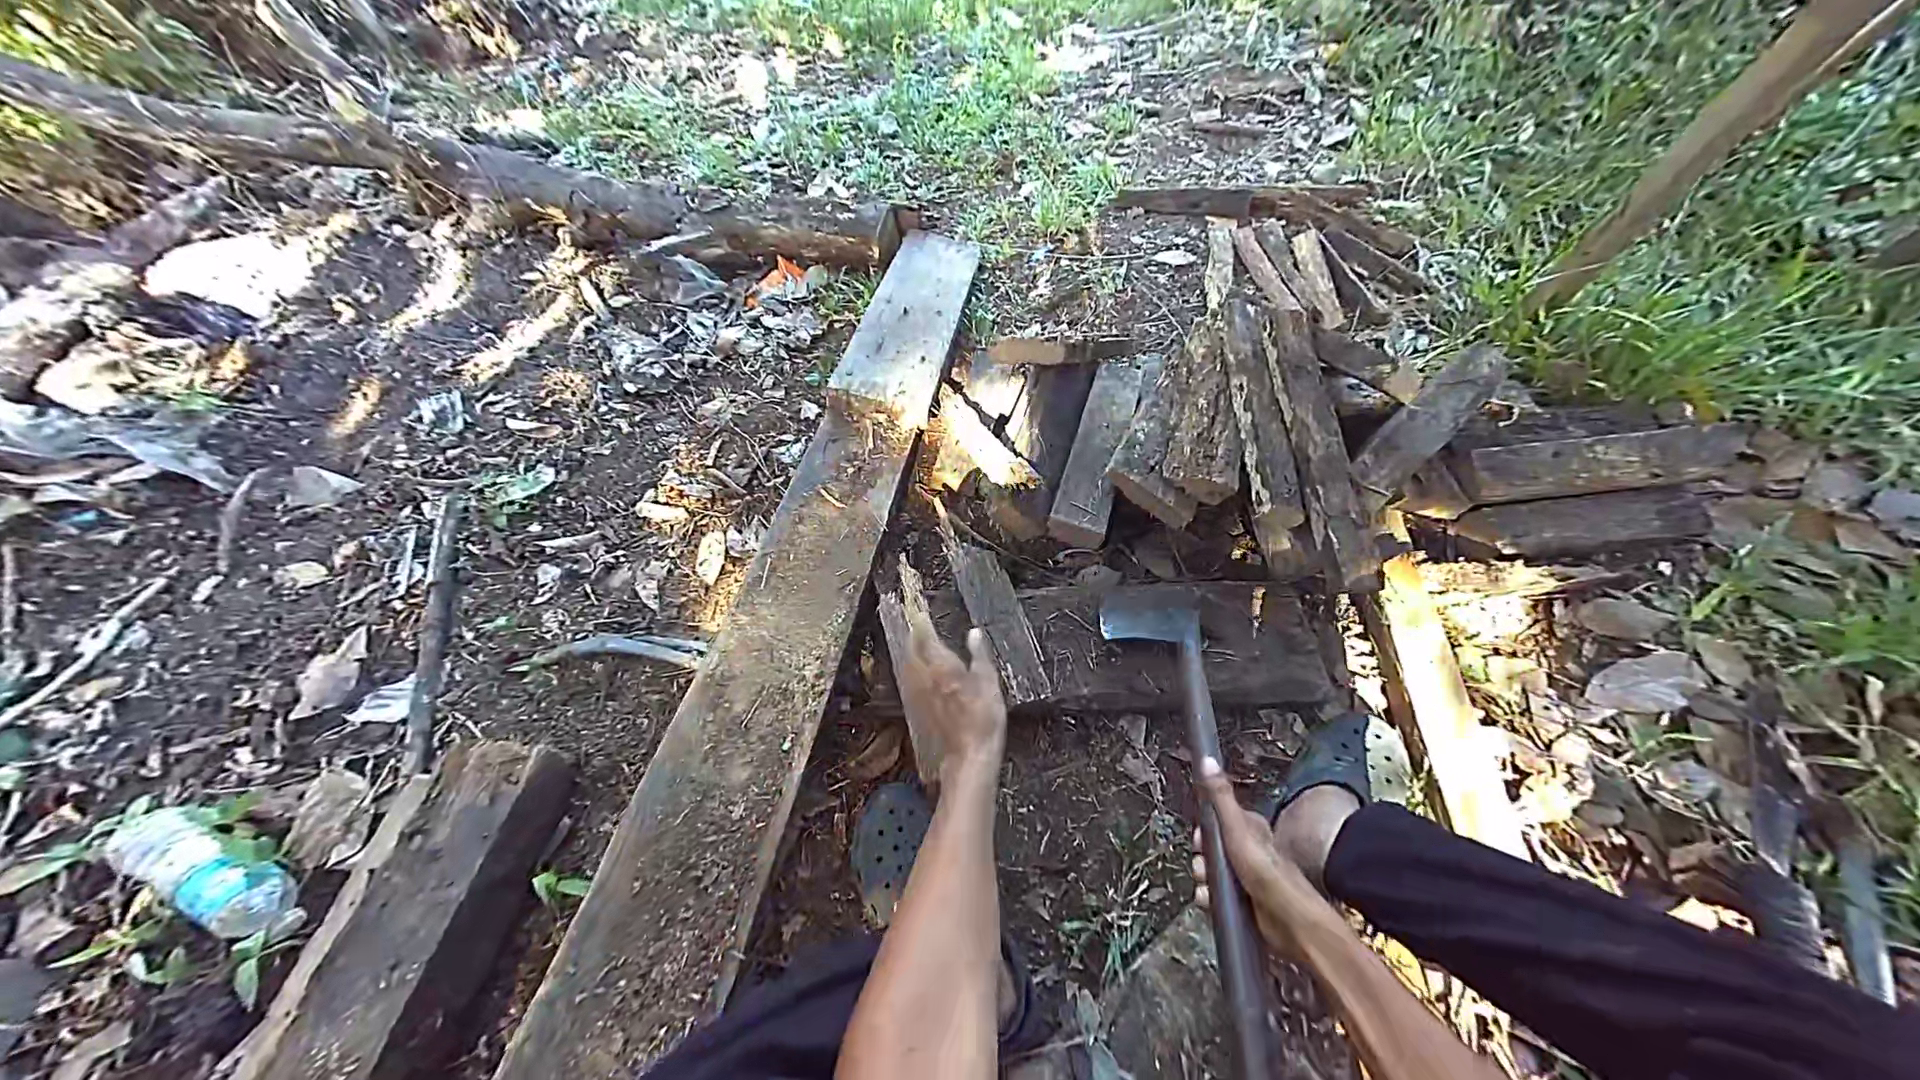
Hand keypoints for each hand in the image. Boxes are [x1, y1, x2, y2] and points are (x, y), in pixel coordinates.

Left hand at [897, 606, 1006, 781]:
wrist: (968, 757)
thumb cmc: (982, 719)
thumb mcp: (989, 682)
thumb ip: (979, 655)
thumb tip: (975, 634)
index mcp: (941, 666)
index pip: (924, 636)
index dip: (920, 621)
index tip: (919, 611)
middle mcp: (924, 677)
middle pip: (912, 650)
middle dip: (914, 636)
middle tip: (917, 624)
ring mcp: (917, 694)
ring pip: (908, 665)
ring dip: (911, 652)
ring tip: (917, 643)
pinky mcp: (917, 709)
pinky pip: (910, 681)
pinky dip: (913, 670)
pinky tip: (920, 672)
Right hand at [1191, 756, 1334, 957]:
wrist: (1288, 920)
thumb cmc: (1266, 871)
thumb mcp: (1237, 827)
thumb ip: (1220, 796)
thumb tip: (1207, 760)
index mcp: (1249, 828)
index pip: (1217, 819)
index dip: (1204, 829)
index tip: (1200, 838)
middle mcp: (1247, 850)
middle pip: (1210, 847)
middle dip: (1201, 857)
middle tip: (1204, 864)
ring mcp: (1245, 876)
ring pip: (1211, 871)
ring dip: (1203, 878)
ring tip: (1208, 884)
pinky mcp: (1243, 901)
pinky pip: (1216, 894)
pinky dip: (1209, 898)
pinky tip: (1210, 899)